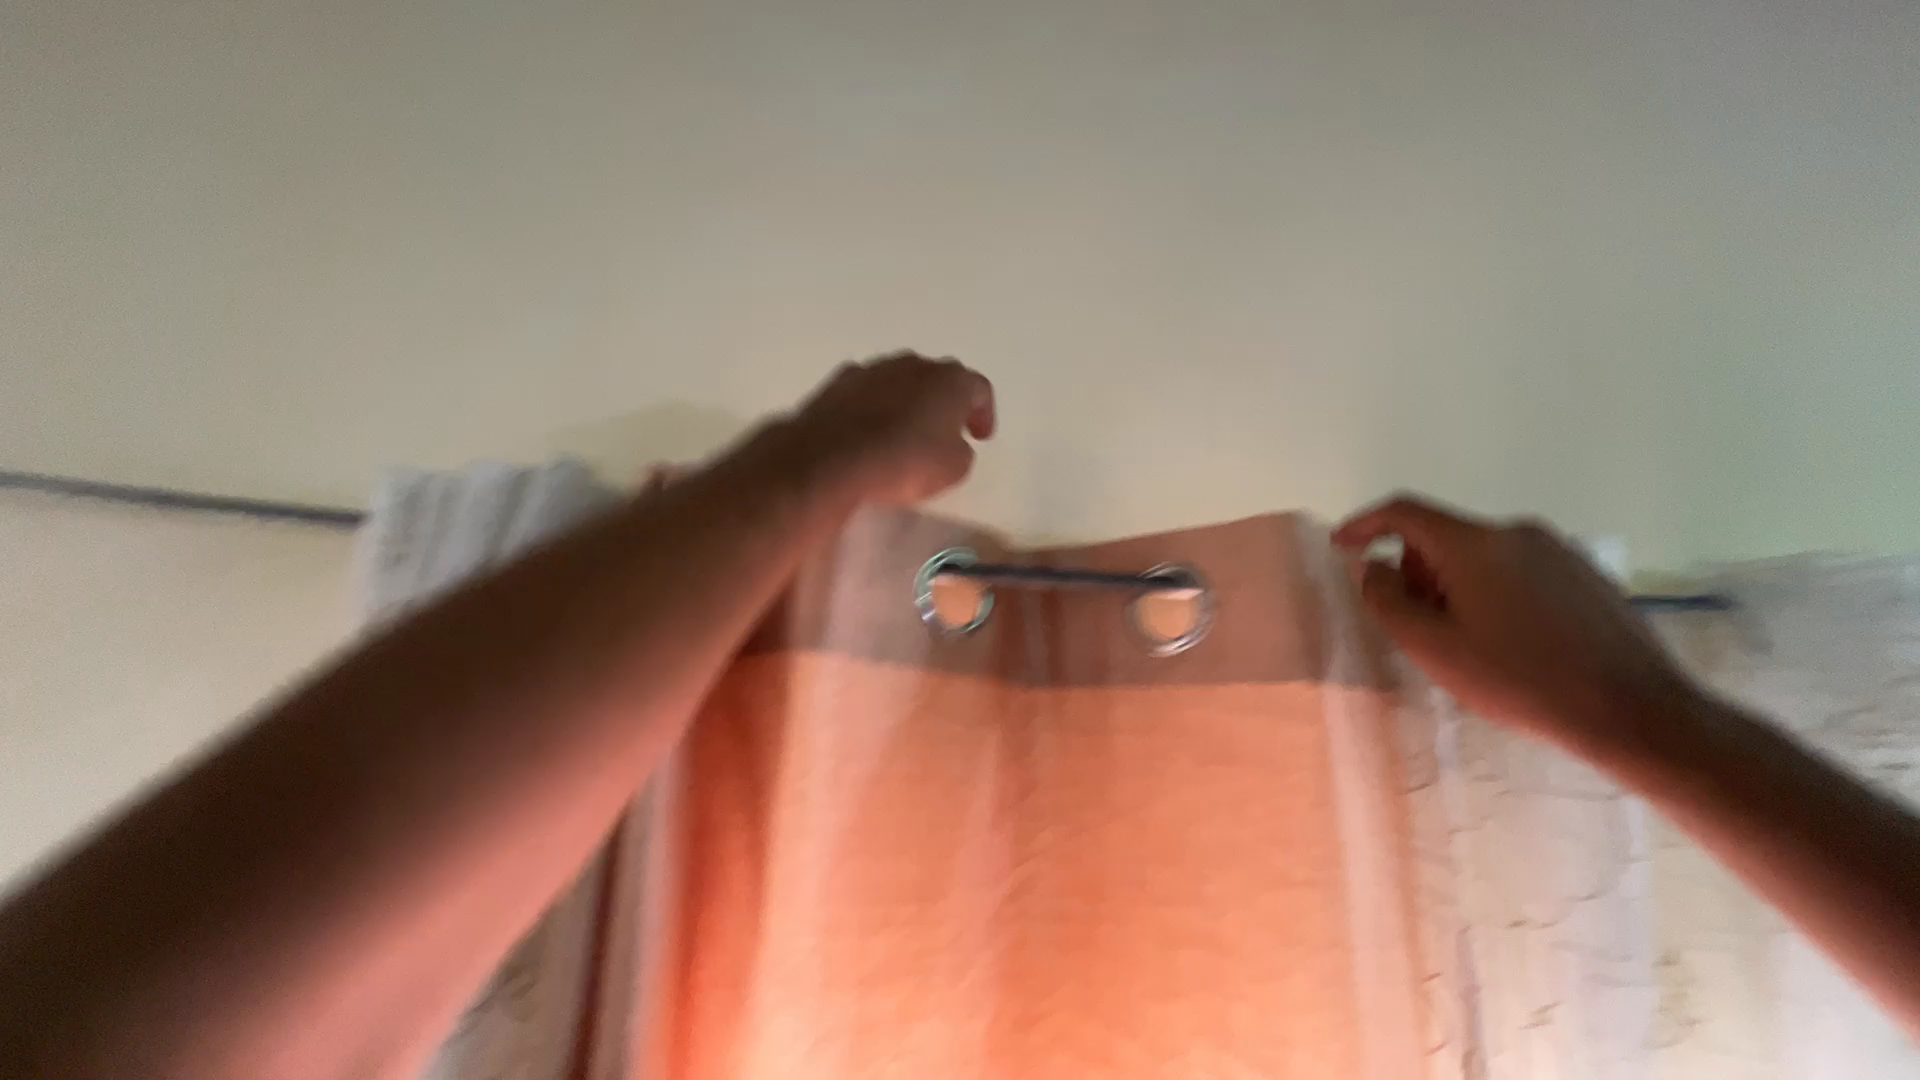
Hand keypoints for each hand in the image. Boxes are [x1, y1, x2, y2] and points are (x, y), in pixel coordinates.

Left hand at [777, 351, 995, 504]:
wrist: (833, 458)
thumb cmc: (906, 462)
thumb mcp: (953, 469)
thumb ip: (961, 451)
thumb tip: (953, 445)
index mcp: (950, 379)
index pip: (979, 388)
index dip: (984, 413)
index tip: (979, 436)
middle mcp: (913, 363)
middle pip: (937, 378)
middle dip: (944, 402)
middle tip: (945, 429)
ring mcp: (872, 369)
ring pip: (899, 380)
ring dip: (907, 402)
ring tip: (904, 432)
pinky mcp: (837, 383)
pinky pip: (866, 393)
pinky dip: (872, 408)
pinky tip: (868, 433)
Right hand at [1334, 495, 1697, 753]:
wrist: (1636, 712)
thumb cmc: (1520, 680)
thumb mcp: (1433, 647)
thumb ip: (1387, 600)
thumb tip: (1371, 567)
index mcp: (1475, 544)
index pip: (1403, 513)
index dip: (1364, 524)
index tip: (1341, 546)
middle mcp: (1517, 533)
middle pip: (1442, 537)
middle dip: (1415, 571)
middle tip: (1416, 624)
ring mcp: (1559, 550)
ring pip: (1480, 555)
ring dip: (1454, 585)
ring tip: (1466, 640)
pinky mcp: (1586, 573)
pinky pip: (1517, 569)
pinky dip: (1492, 592)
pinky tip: (1510, 641)